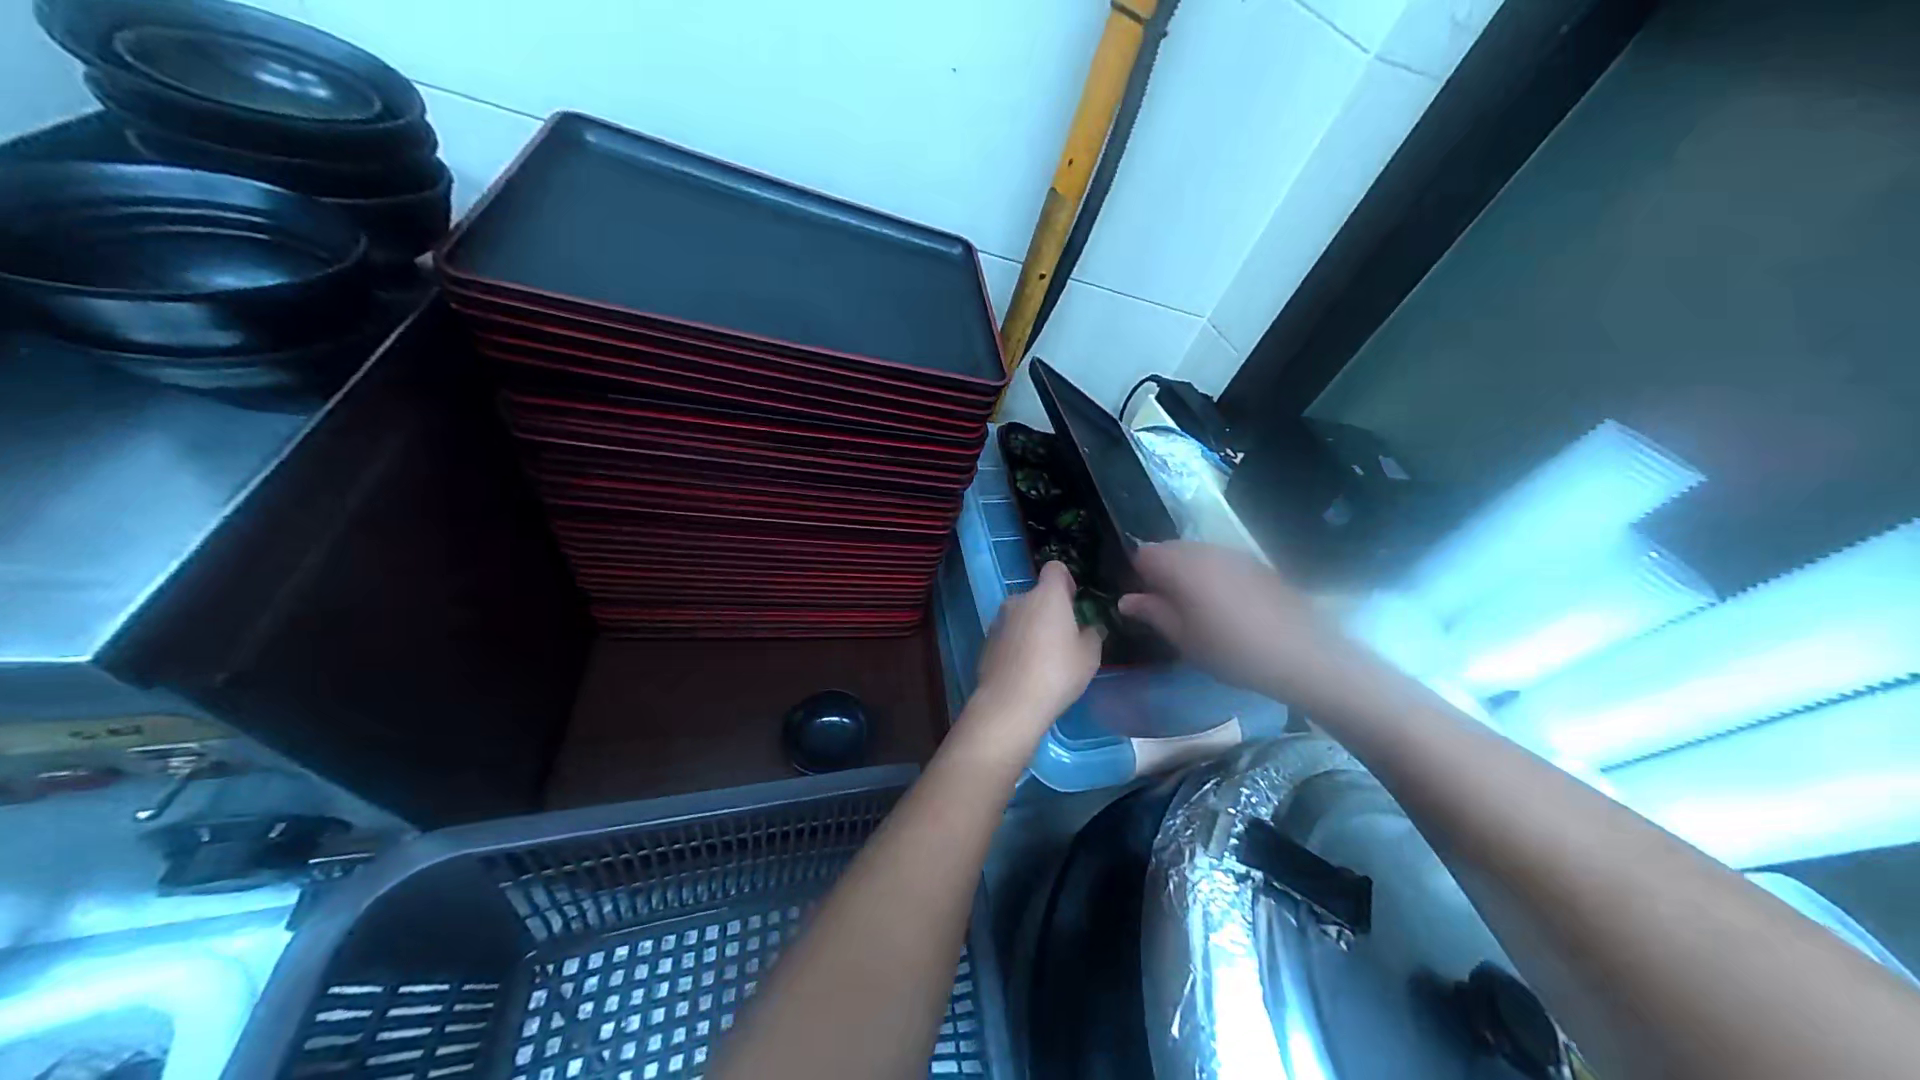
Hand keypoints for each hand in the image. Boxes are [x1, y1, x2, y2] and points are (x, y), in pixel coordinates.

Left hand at [963, 561, 1102, 752]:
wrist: (1010, 702)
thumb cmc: (1057, 673)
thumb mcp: (1089, 656)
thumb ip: (1092, 634)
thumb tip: (1090, 628)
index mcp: (1047, 595)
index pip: (1055, 569)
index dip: (1066, 581)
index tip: (1074, 603)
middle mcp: (1018, 599)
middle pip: (1037, 595)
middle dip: (1049, 610)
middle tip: (1063, 639)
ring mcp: (998, 620)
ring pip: (1021, 615)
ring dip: (1032, 627)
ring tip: (1043, 658)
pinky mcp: (986, 641)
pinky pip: (1007, 634)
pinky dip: (1016, 644)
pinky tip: (1024, 670)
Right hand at [1119, 541, 1355, 703]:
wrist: (1302, 654)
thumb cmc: (1231, 650)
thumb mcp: (1183, 638)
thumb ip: (1152, 613)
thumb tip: (1126, 600)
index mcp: (1181, 566)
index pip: (1143, 555)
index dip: (1137, 576)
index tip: (1142, 602)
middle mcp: (1205, 551)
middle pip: (1169, 549)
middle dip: (1161, 572)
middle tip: (1166, 609)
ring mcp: (1234, 554)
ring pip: (1196, 554)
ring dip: (1187, 573)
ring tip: (1195, 609)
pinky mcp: (1256, 564)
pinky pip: (1220, 561)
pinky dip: (1212, 576)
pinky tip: (1224, 607)